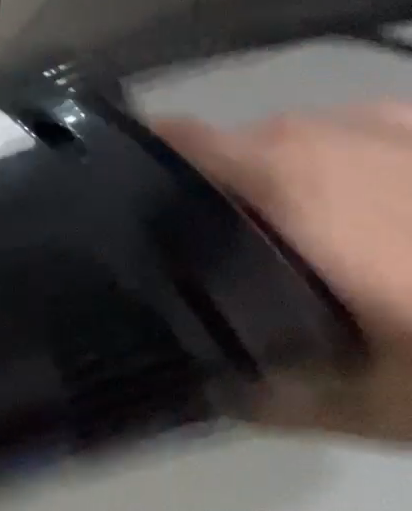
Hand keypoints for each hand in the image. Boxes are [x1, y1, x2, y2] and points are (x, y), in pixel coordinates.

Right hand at [157, 105, 411, 440]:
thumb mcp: (370, 402)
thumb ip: (266, 389)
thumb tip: (190, 381)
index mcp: (277, 176)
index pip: (161, 141)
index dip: (135, 171)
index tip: (136, 213)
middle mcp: (317, 128)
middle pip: (236, 148)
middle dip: (241, 196)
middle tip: (268, 260)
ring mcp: (391, 118)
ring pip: (309, 141)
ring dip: (311, 183)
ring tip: (352, 245)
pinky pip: (375, 134)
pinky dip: (371, 168)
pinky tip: (402, 218)